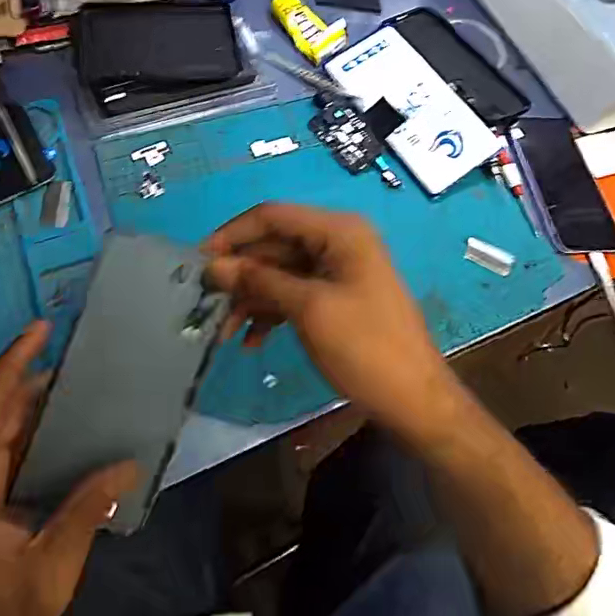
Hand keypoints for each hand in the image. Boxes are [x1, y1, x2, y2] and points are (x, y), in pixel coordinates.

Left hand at [0, 321, 137, 615]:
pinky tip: (68, 424)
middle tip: (72, 352)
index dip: (8, 368)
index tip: (39, 332)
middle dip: (26, 376)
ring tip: (76, 380)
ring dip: (32, 401)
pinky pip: (9, 450)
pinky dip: (36, 427)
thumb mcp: (50, 572)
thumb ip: (85, 514)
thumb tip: (126, 465)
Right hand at [203, 203, 461, 444]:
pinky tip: (252, 341)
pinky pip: (295, 292)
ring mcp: (339, 269)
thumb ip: (260, 281)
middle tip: (206, 303)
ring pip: (281, 271)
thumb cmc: (365, 347)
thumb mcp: (308, 310)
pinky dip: (272, 312)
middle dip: (241, 273)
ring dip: (252, 297)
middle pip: (275, 244)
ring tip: (224, 332)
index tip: (198, 261)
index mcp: (339, 230)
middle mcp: (338, 241)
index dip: (234, 234)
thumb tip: (214, 266)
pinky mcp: (338, 296)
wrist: (416, 400)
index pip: (274, 215)